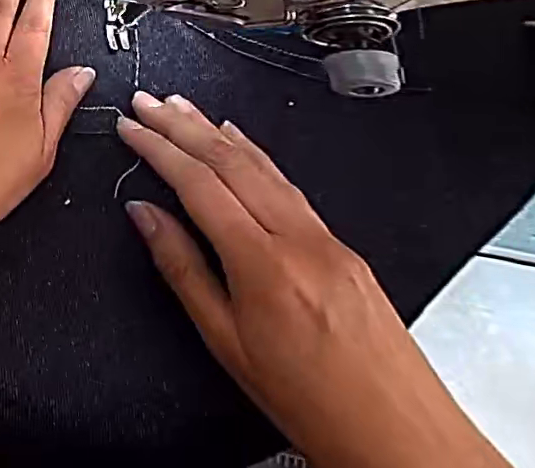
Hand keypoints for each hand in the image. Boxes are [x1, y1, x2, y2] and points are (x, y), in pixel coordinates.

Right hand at [117, 93, 510, 467]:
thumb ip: (181, 268)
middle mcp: (297, 237)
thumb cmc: (312, 404)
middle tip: (146, 102)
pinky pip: (285, 180)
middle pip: (227, 159)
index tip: (131, 127)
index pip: (198, 183)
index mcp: (263, 265)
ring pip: (258, 162)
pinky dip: (252, 151)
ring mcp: (324, 234)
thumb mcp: (226, 342)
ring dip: (213, 128)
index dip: (158, 148)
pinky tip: (235, 137)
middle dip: (179, 124)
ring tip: (179, 106)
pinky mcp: (339, 240)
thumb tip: (145, 215)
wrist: (403, 439)